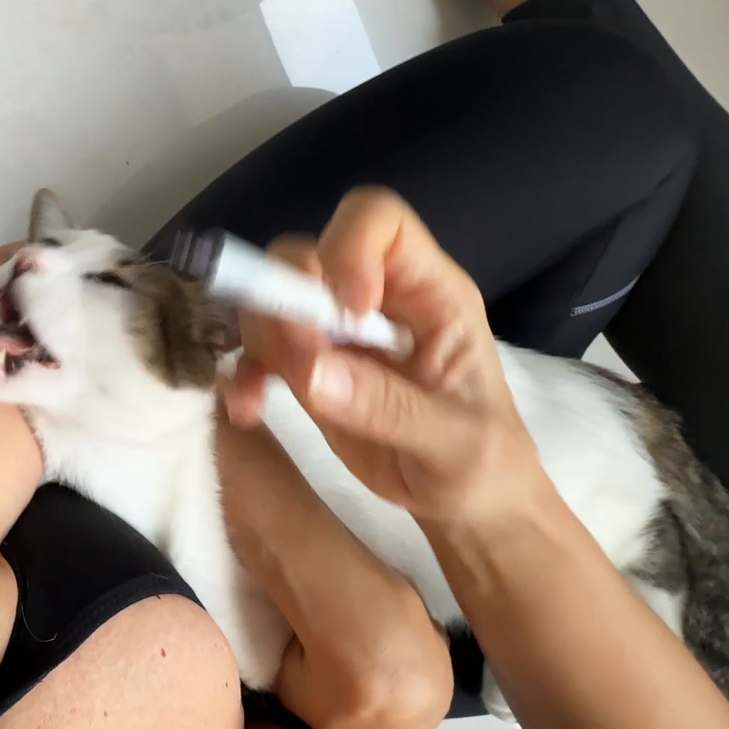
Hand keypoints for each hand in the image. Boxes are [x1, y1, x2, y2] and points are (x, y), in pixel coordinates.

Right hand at [220, 188, 545, 526]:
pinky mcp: (301, 365)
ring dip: (262, 340)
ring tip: (272, 392)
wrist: (464, 506)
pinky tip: (248, 408)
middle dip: (285, 298)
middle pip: (303, 254)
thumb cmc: (486, 464)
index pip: (378, 222)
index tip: (347, 310)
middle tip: (297, 356)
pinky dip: (243, 375)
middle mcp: (370, 297)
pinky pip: (254, 350)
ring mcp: (330, 330)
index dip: (348, 247)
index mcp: (426, 291)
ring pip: (268, 298)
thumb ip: (390, 407)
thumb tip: (309, 370)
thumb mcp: (460, 444)